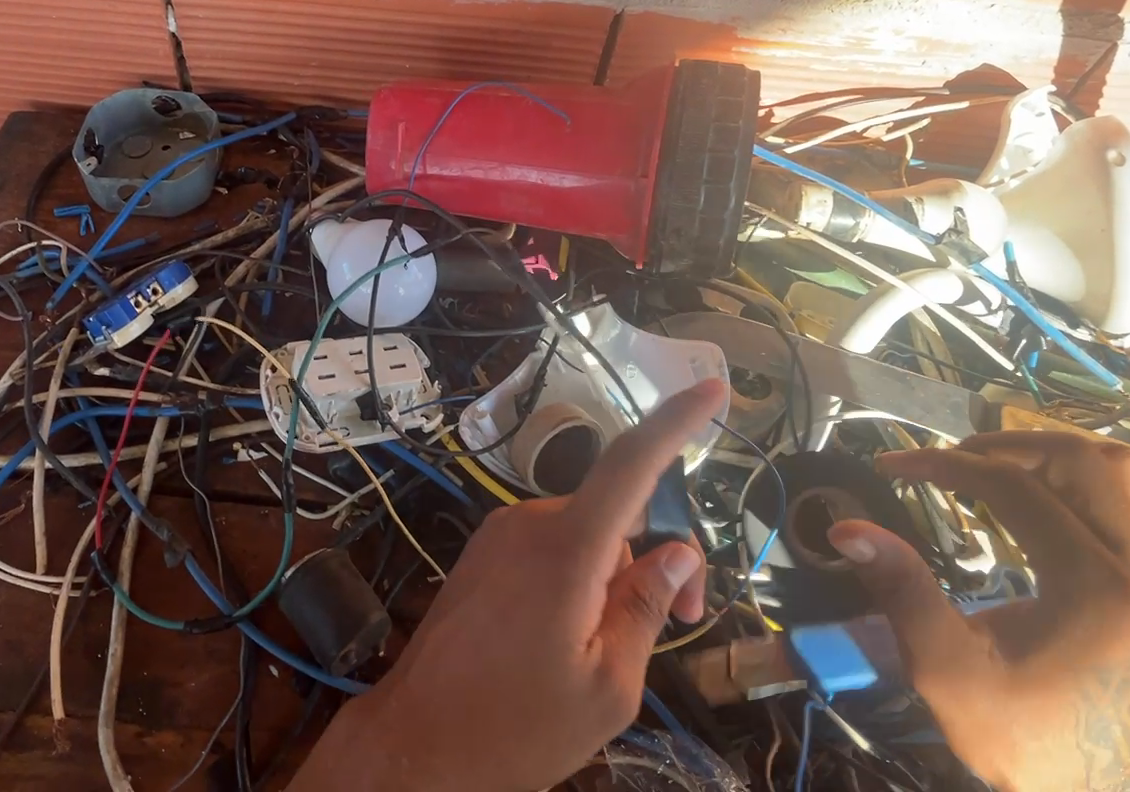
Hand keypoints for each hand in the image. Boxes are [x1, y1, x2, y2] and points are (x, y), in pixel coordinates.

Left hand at [289, 380, 726, 791]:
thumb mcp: (609, 686)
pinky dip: (578, 575)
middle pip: (616, 515)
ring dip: (613, 575)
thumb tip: (678, 552)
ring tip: (609, 646)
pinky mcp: (485, 552)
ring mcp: (500, 534)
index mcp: (565, 548)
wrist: (416, 742)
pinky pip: (551, 547)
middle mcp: (529, 522)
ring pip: (585, 535)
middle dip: (654, 560)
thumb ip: (646, 607)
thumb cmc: (518, 726)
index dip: (676, 423)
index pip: (631, 464)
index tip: (712, 387)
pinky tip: (567, 633)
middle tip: (682, 623)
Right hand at [829, 431, 1129, 791]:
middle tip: (943, 460)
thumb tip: (846, 528)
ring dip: (1047, 455)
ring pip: (1120, 472)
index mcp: (1095, 586)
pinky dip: (1077, 481)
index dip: (944, 464)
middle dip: (1000, 446)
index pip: (1016, 487)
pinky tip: (1032, 499)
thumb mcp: (946, 670)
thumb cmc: (1020, 734)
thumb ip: (902, 591)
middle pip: (1080, 460)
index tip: (891, 465)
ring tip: (988, 467)